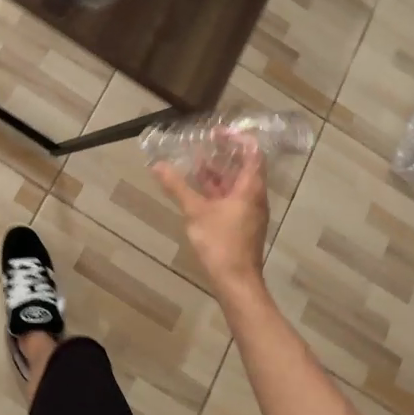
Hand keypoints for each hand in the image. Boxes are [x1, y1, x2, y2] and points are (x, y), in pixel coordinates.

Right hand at [153, 132, 268, 293]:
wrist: (236, 282)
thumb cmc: (220, 242)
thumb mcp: (195, 211)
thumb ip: (177, 187)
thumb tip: (157, 165)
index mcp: (250, 189)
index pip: (253, 153)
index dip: (238, 138)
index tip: (217, 132)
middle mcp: (255, 197)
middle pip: (245, 167)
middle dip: (225, 154)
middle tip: (205, 142)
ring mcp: (250, 212)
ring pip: (237, 184)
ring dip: (219, 172)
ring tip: (197, 161)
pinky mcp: (243, 224)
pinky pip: (233, 197)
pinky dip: (218, 189)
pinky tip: (198, 189)